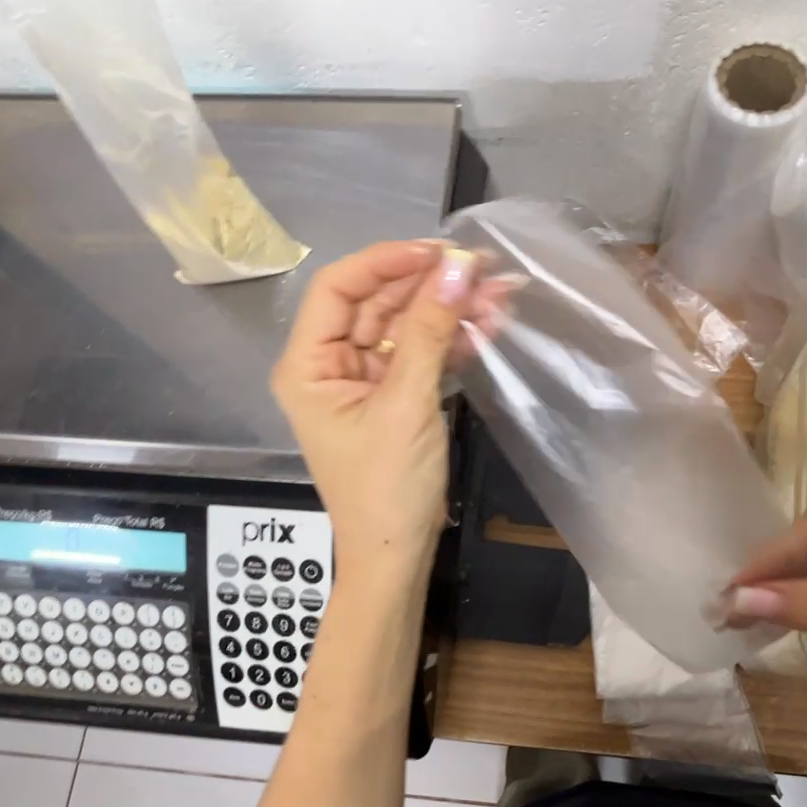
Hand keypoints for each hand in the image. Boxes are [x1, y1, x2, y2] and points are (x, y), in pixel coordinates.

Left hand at [271, 240, 494, 568]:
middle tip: (483, 269)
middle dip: (429, 285)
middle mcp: (330, 366)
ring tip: (498, 293)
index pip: (338, 288)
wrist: (396, 555)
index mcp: (308, 365)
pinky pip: (419, 355)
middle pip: (376, 304)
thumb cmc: (386, 486)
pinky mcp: (394, 399)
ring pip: (404, 327)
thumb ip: (430, 331)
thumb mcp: (407, 404)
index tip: (437, 251)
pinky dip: (451, 341)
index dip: (385, 261)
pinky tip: (487, 325)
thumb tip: (459, 268)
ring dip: (448, 310)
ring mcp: (364, 382)